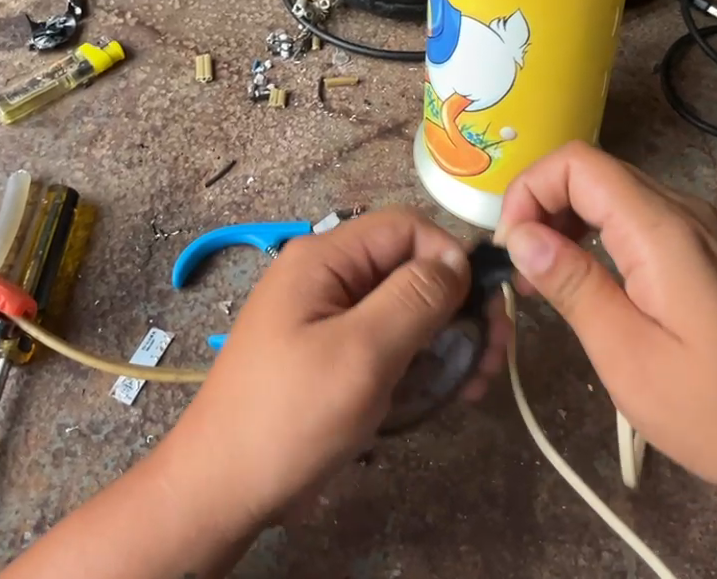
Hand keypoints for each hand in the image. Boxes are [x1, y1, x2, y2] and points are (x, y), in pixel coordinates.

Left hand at [163, 207, 497, 527]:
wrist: (224, 488)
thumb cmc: (291, 415)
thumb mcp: (361, 353)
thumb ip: (414, 298)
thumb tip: (457, 258)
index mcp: (325, 259)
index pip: (405, 228)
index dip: (449, 258)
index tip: (481, 310)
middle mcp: (327, 277)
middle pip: (409, 268)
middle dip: (457, 306)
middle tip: (492, 357)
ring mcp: (329, 318)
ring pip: (405, 309)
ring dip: (447, 340)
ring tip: (474, 384)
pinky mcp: (334, 355)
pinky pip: (388, 343)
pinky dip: (421, 363)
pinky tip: (446, 394)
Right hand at [494, 142, 716, 526]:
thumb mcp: (630, 356)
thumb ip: (572, 285)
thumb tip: (518, 235)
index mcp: (664, 230)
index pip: (577, 163)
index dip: (530, 189)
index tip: (511, 248)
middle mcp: (684, 212)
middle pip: (592, 172)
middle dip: (541, 206)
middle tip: (521, 271)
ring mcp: (700, 230)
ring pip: (612, 192)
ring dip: (565, 222)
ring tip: (544, 280)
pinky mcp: (705, 252)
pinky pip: (636, 218)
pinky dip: (596, 236)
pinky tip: (587, 282)